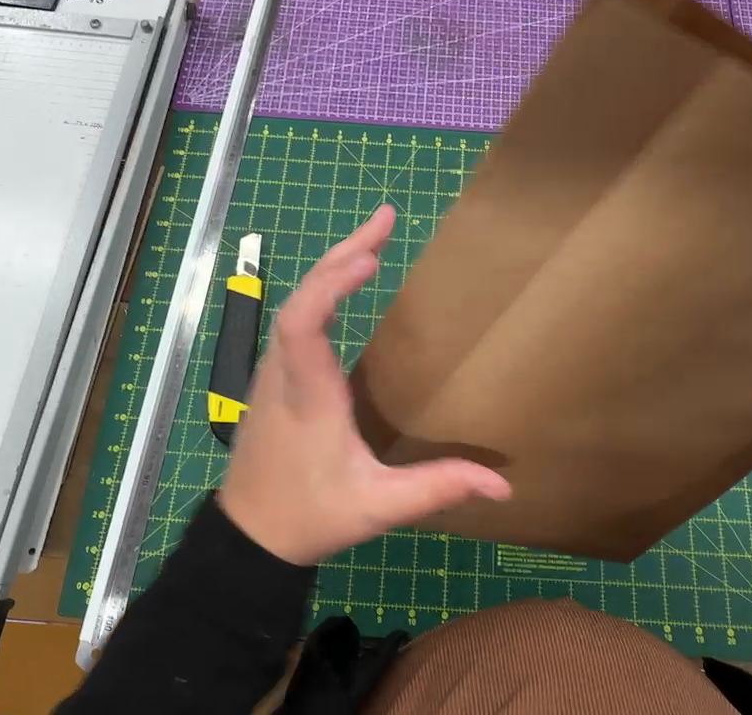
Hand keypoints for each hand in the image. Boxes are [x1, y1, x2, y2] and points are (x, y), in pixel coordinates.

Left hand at [217, 205, 511, 565]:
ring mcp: (276, 369)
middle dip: (345, 251)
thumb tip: (502, 486)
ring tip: (376, 234)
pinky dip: (326, 284)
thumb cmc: (309, 516)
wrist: (248, 535)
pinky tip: (349, 274)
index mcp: (307, 393)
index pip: (302, 324)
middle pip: (304, 294)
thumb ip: (436, 488)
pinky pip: (299, 313)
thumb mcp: (376, 506)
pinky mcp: (278, 373)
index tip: (369, 259)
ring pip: (298, 298)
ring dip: (335, 262)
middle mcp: (285, 370)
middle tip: (386, 217)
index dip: (331, 287)